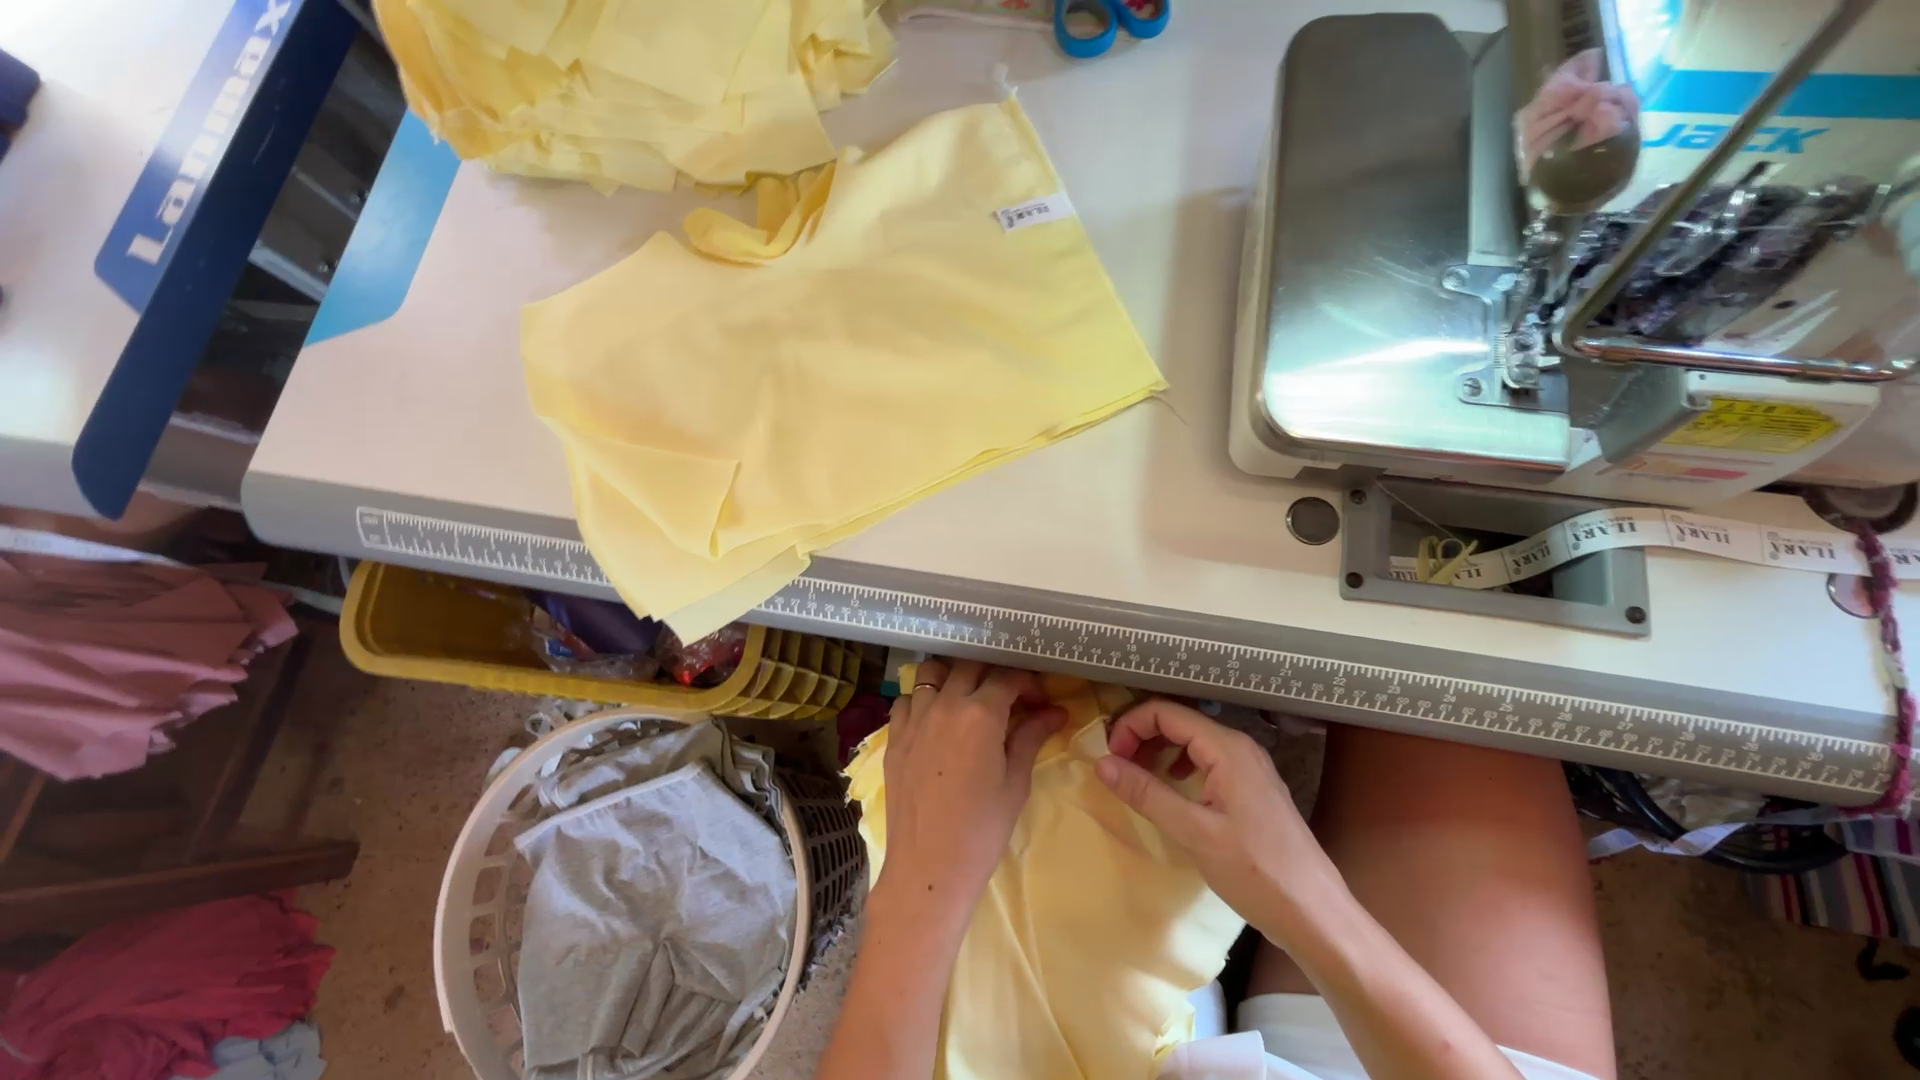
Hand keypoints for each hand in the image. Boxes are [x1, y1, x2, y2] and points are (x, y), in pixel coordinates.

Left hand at [875, 659, 1066, 916]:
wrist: (929, 866)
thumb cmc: (982, 829)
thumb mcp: (1015, 782)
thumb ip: (1031, 737)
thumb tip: (1056, 712)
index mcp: (980, 715)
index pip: (1007, 678)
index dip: (1028, 683)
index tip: (1039, 699)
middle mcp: (944, 706)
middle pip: (969, 666)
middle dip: (993, 672)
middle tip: (1009, 695)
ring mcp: (914, 719)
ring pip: (932, 674)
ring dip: (954, 676)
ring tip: (969, 698)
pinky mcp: (894, 738)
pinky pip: (907, 700)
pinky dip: (924, 698)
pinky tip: (936, 718)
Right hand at [1095, 699, 1340, 939]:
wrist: (1315, 914)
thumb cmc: (1256, 872)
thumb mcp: (1193, 832)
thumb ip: (1147, 793)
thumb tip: (1102, 763)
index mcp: (1228, 748)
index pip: (1167, 713)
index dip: (1131, 726)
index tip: (1108, 756)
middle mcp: (1240, 748)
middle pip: (1180, 723)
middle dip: (1142, 737)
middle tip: (1116, 767)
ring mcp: (1249, 769)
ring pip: (1193, 742)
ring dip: (1159, 752)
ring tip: (1136, 778)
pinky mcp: (1252, 791)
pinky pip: (1208, 762)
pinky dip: (1180, 767)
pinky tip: (1172, 790)